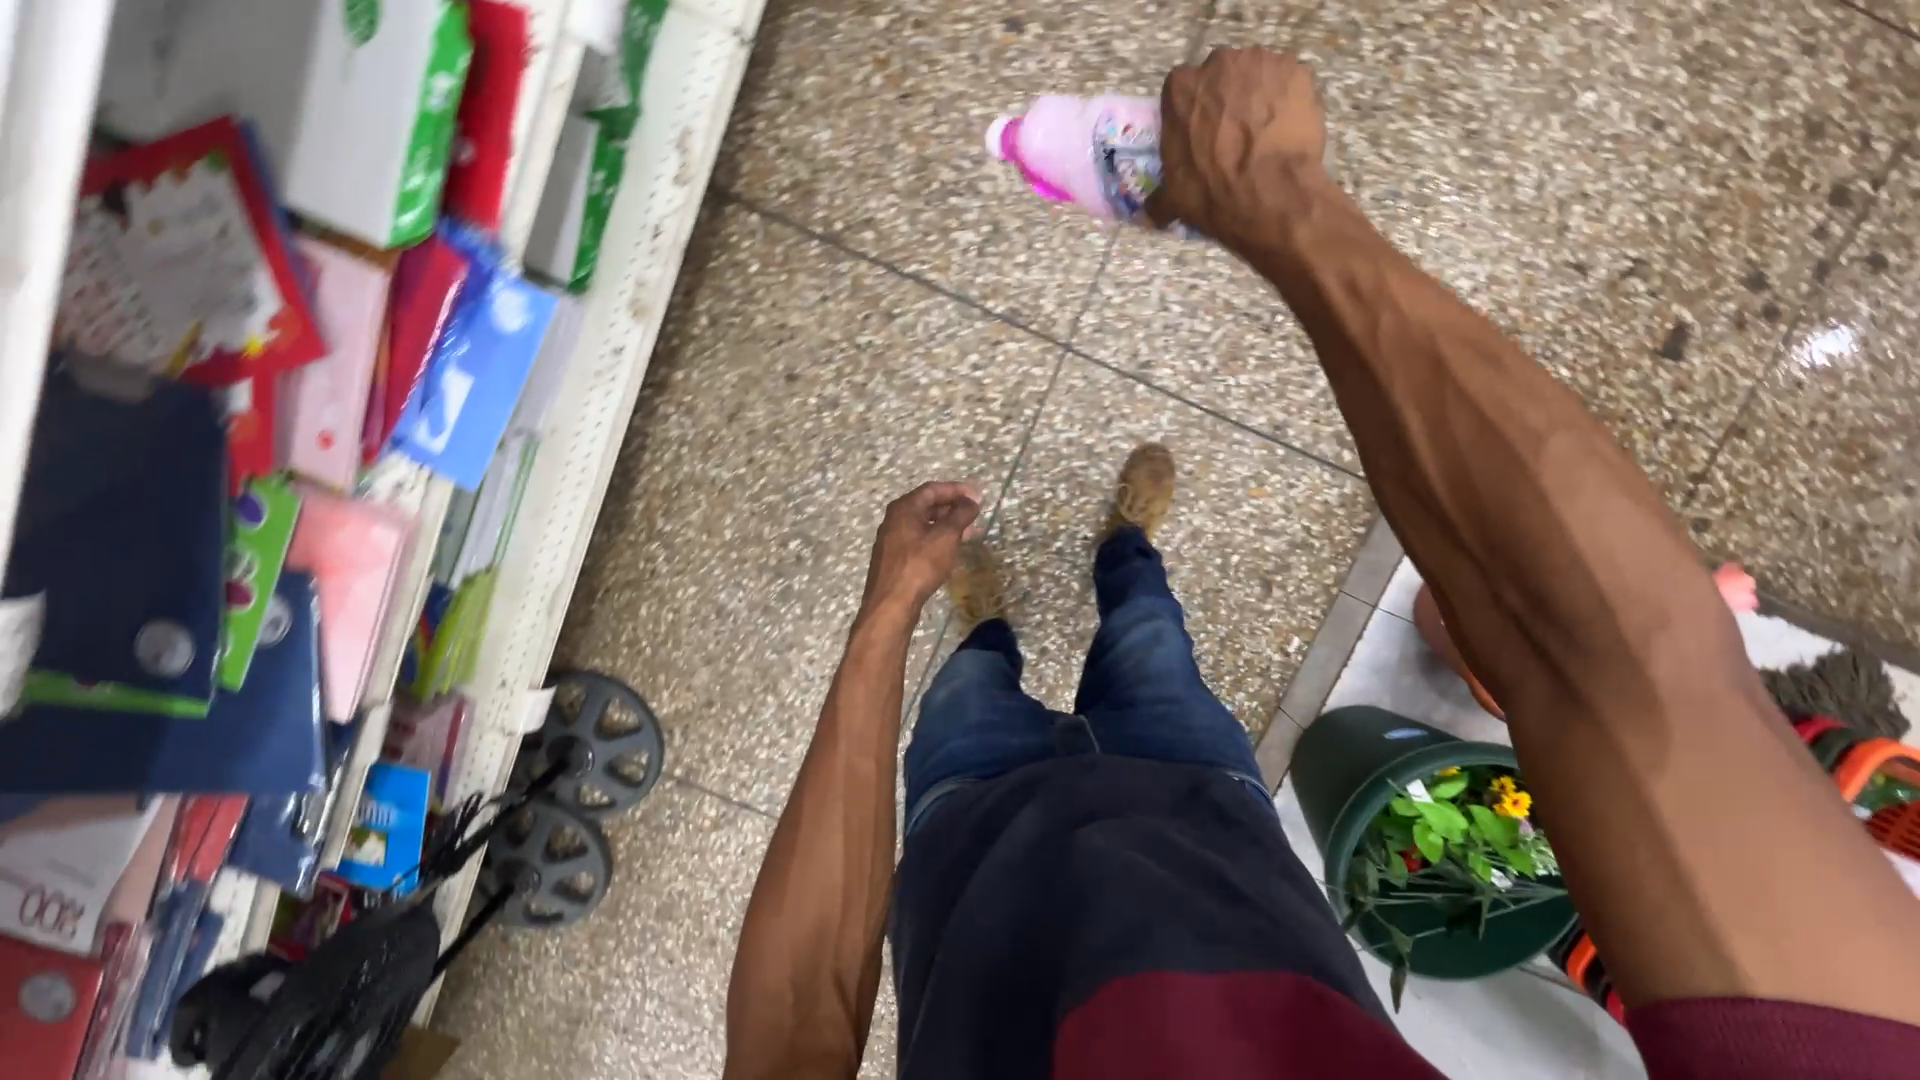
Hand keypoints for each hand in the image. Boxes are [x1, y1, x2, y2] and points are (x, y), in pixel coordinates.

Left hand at [858, 482, 981, 619]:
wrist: (891, 603)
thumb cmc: (920, 564)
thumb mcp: (946, 536)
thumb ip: (960, 515)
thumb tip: (972, 501)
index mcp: (904, 508)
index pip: (932, 489)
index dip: (956, 490)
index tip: (977, 497)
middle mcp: (894, 519)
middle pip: (927, 505)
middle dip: (953, 508)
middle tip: (974, 514)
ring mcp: (892, 539)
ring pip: (923, 524)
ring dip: (947, 525)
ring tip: (969, 532)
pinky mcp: (893, 558)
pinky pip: (918, 539)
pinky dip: (936, 538)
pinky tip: (949, 549)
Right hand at [1147, 48, 1326, 245]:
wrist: (1270, 195)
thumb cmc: (1212, 192)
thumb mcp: (1175, 199)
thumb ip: (1161, 197)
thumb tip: (1153, 213)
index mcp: (1182, 88)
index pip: (1182, 90)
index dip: (1193, 112)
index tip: (1200, 133)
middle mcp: (1219, 63)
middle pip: (1221, 76)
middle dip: (1226, 99)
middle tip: (1233, 134)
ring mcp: (1261, 62)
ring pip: (1256, 75)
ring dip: (1258, 97)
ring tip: (1263, 133)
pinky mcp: (1297, 70)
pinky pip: (1288, 82)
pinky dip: (1287, 100)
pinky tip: (1286, 130)